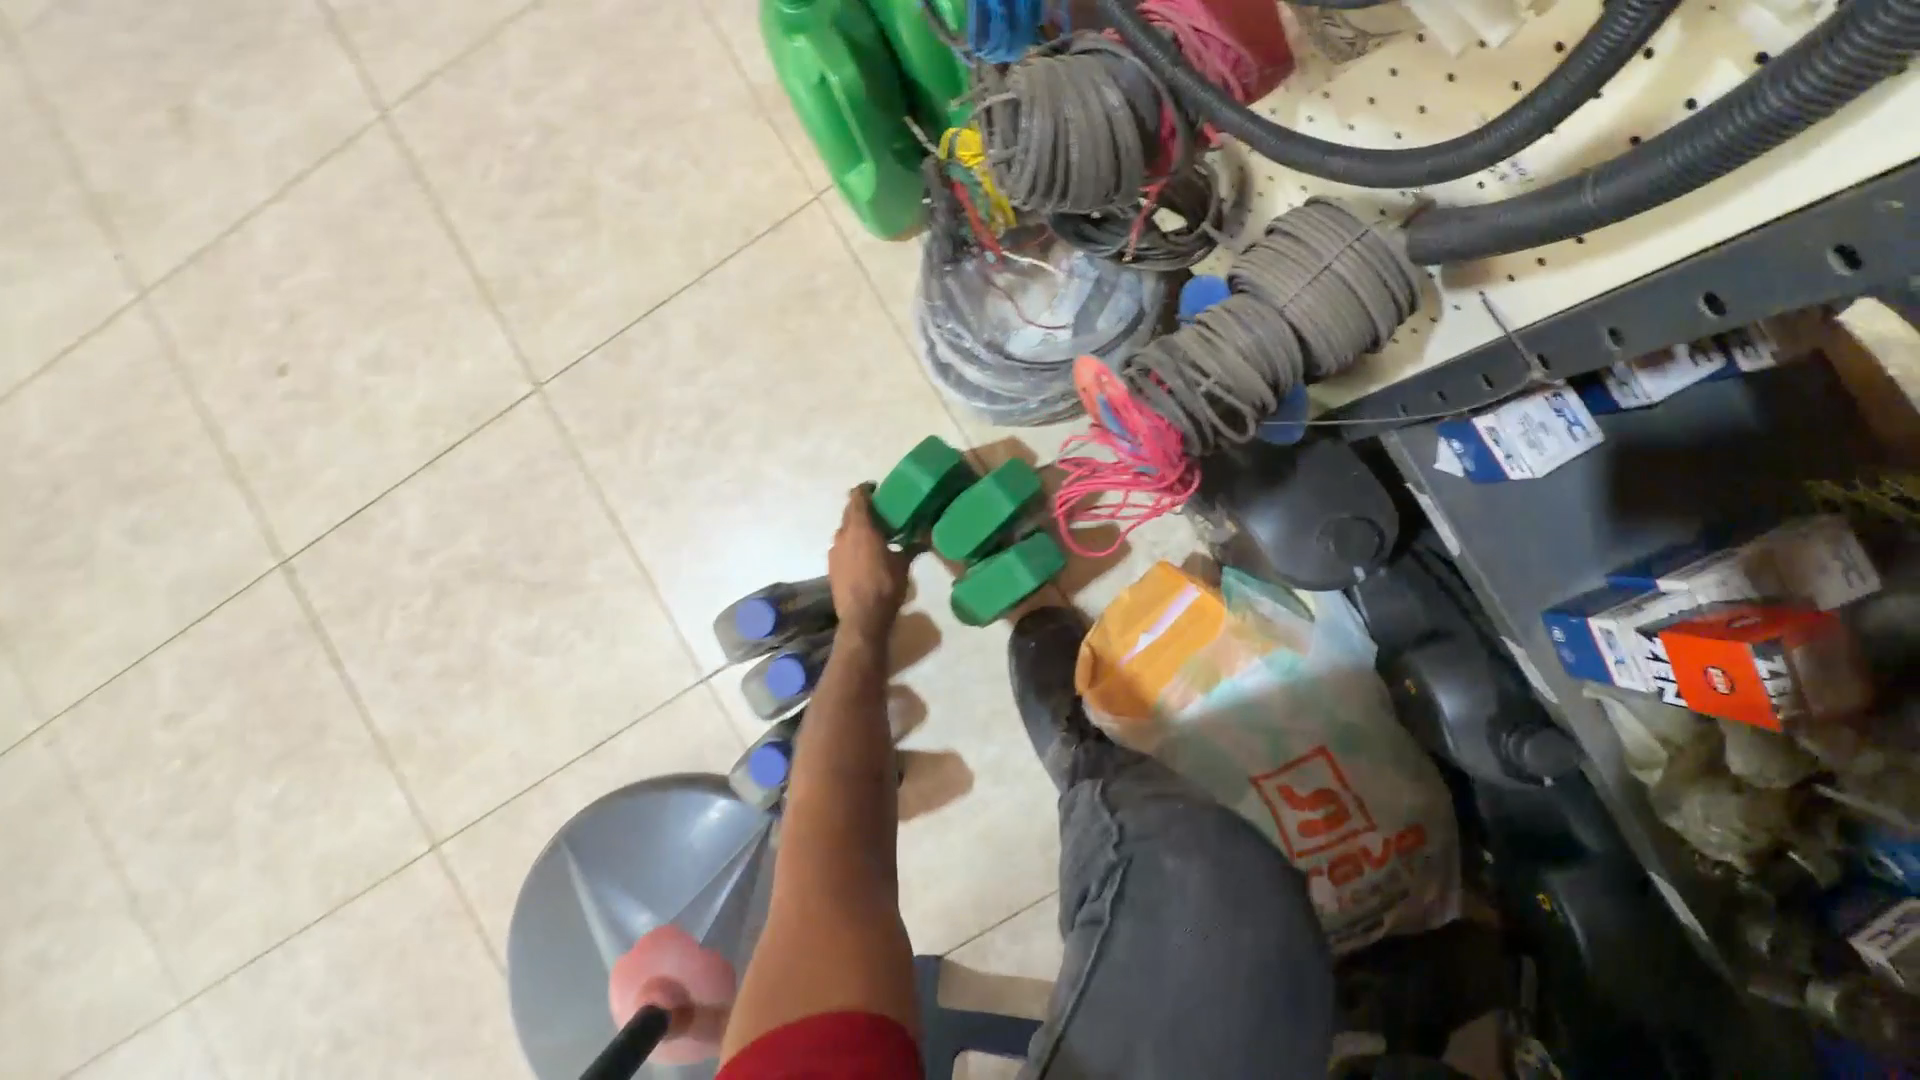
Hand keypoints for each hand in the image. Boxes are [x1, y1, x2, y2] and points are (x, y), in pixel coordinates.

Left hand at [829, 485, 909, 642]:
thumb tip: (925, 538)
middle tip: (881, 512)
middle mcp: (843, 534)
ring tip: (874, 535)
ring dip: (857, 528)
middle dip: (863, 509)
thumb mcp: (903, 565)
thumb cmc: (885, 586)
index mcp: (860, 527)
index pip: (857, 497)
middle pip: (849, 512)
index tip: (878, 489)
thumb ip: (911, 548)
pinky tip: (865, 556)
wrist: (862, 618)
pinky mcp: (832, 567)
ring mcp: (834, 551)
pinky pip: (842, 547)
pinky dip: (852, 545)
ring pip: (844, 531)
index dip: (866, 489)